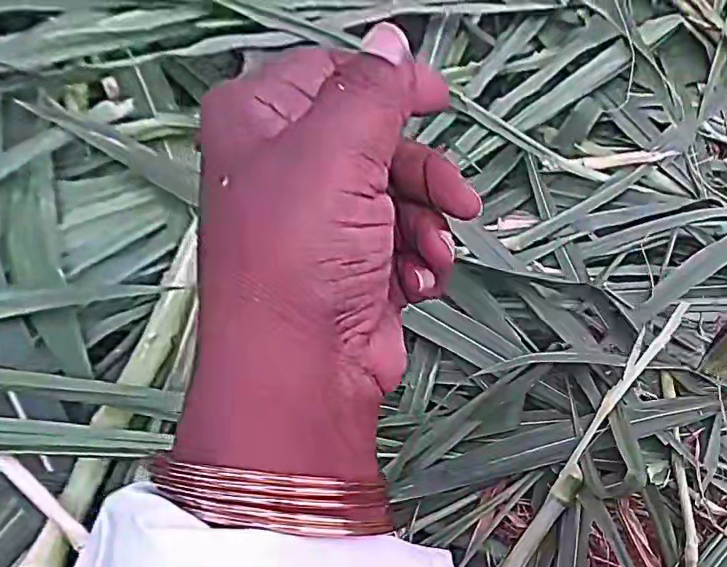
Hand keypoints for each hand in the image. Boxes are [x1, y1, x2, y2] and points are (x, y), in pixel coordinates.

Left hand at [174, 24, 482, 481]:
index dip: (391, 86)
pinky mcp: (363, 275)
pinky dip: (421, 266)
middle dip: (425, 178)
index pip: (335, 77)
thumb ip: (372, 93)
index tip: (440, 100)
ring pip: (404, 205)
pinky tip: (417, 286)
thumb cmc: (303, 254)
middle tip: (460, 201)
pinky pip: (407, 251)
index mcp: (265, 123)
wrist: (306, 365)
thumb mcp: (335, 155)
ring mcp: (331, 229)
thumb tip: (395, 40)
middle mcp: (295, 172)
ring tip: (429, 258)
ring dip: (428, 230)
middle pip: (382, 148)